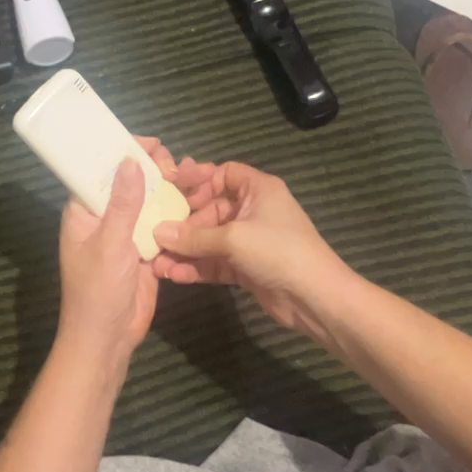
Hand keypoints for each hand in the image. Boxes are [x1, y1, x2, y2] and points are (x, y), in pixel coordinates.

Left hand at [55, 138, 175, 370]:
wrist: (107, 340)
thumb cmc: (98, 291)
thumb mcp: (110, 244)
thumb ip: (123, 204)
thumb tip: (130, 162)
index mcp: (83, 213)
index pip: (98, 172)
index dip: (120, 153)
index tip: (147, 142)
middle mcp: (102, 219)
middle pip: (126, 184)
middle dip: (148, 169)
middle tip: (173, 161)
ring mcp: (124, 235)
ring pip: (145, 203)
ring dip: (164, 190)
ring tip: (188, 175)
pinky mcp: (143, 252)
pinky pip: (159, 226)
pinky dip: (173, 215)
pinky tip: (193, 202)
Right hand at [151, 160, 352, 345]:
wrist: (315, 297)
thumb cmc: (278, 251)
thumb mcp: (233, 238)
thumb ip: (194, 237)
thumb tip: (158, 233)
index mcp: (258, 189)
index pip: (224, 173)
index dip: (199, 180)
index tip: (171, 189)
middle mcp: (253, 211)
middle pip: (211, 209)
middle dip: (184, 225)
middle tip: (156, 235)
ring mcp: (249, 241)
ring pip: (210, 240)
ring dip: (185, 250)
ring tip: (157, 262)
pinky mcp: (246, 267)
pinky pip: (215, 262)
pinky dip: (197, 268)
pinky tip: (174, 275)